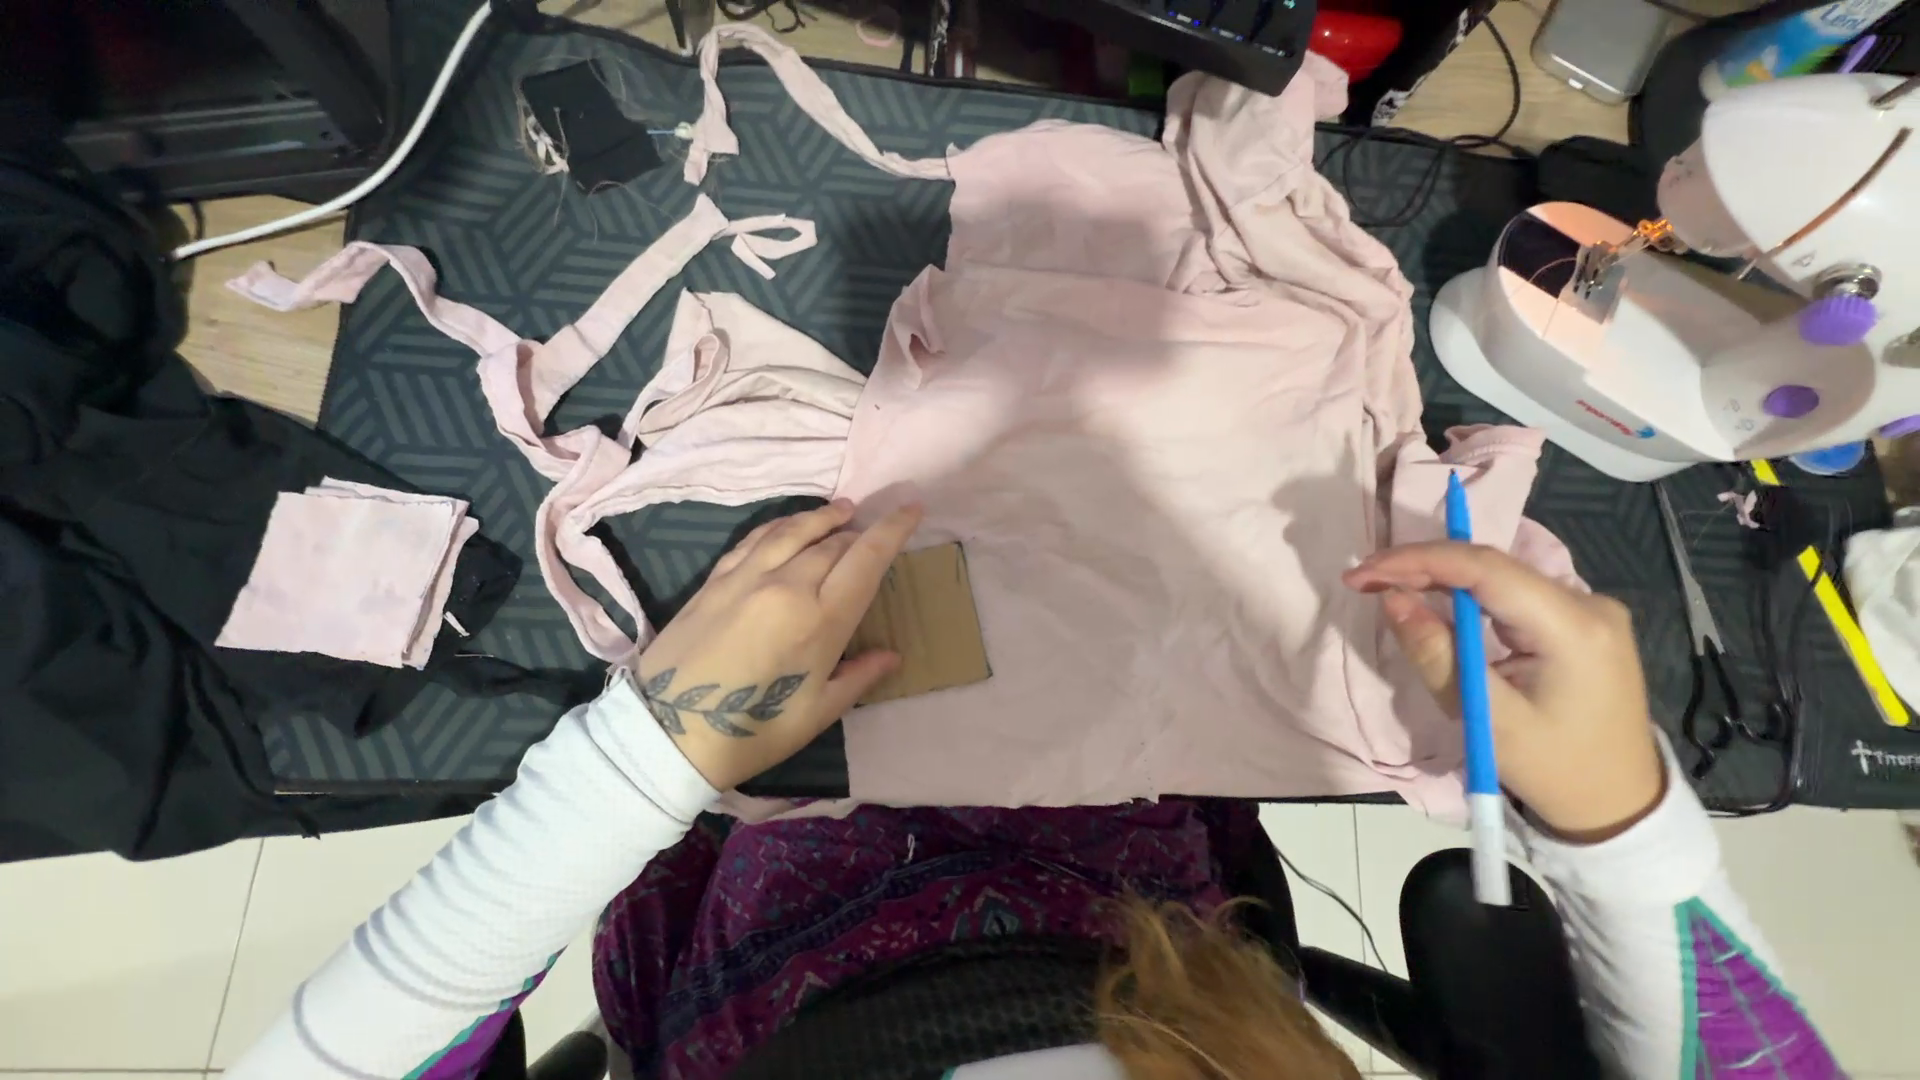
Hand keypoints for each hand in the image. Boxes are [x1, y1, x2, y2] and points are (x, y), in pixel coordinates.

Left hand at [633, 499, 922, 790]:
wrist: (667, 734)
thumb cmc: (753, 731)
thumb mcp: (817, 714)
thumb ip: (859, 677)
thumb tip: (891, 655)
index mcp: (821, 620)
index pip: (866, 558)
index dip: (893, 529)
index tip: (912, 508)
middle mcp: (787, 585)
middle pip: (834, 542)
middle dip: (861, 533)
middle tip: (875, 533)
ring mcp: (747, 577)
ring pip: (793, 530)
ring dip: (823, 517)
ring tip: (842, 510)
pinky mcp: (716, 579)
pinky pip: (756, 538)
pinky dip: (781, 525)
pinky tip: (790, 526)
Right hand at [1343, 541, 1665, 842]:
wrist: (1618, 803)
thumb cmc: (1554, 768)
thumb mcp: (1485, 715)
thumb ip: (1436, 652)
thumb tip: (1391, 598)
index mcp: (1574, 627)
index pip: (1485, 569)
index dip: (1418, 560)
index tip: (1363, 572)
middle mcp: (1587, 603)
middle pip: (1489, 565)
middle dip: (1420, 565)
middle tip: (1363, 579)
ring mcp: (1585, 609)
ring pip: (1495, 574)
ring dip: (1436, 576)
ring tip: (1385, 585)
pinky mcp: (1575, 620)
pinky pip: (1507, 591)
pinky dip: (1461, 592)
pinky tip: (1428, 595)